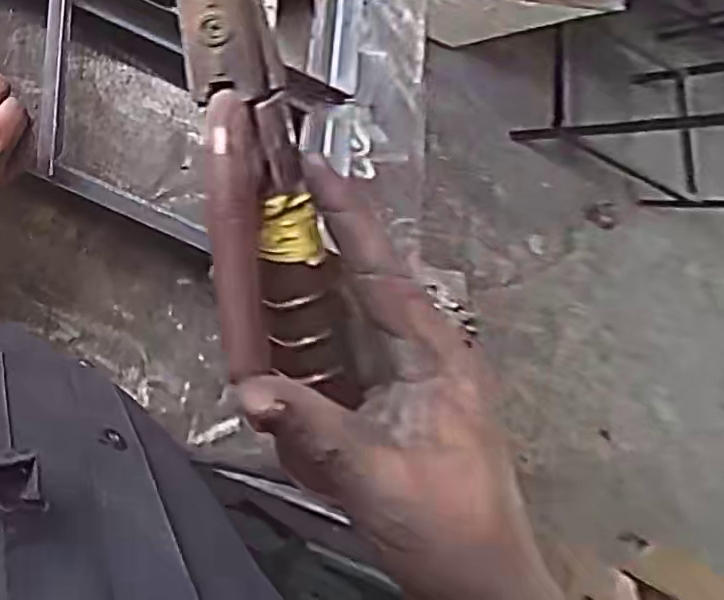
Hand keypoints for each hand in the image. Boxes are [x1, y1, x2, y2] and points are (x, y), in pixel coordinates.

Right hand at [203, 95, 559, 599]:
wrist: (478, 585)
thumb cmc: (449, 531)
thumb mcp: (376, 478)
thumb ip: (312, 427)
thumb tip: (247, 390)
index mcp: (429, 355)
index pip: (378, 268)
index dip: (346, 214)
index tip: (313, 166)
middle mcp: (408, 346)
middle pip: (349, 270)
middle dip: (305, 226)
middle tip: (260, 187)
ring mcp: (385, 364)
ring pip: (329, 298)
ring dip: (286, 265)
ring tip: (245, 233)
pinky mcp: (363, 383)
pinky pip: (315, 331)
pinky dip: (281, 308)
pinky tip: (253, 302)